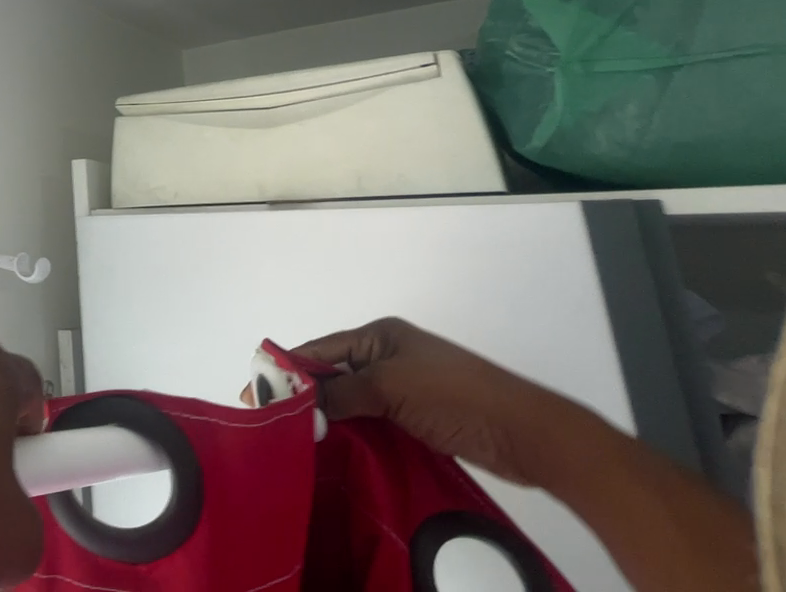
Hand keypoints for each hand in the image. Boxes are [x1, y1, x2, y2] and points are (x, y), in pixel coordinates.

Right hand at [292, 317, 580, 485]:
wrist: (529, 434)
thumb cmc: (455, 395)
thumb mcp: (388, 387)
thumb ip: (340, 394)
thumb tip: (299, 408)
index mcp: (378, 336)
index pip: (319, 350)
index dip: (287, 370)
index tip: (256, 393)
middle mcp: (387, 357)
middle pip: (332, 376)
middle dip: (304, 396)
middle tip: (273, 422)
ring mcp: (404, 388)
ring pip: (351, 402)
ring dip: (329, 419)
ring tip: (297, 440)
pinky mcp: (418, 418)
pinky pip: (372, 422)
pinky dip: (353, 433)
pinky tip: (335, 450)